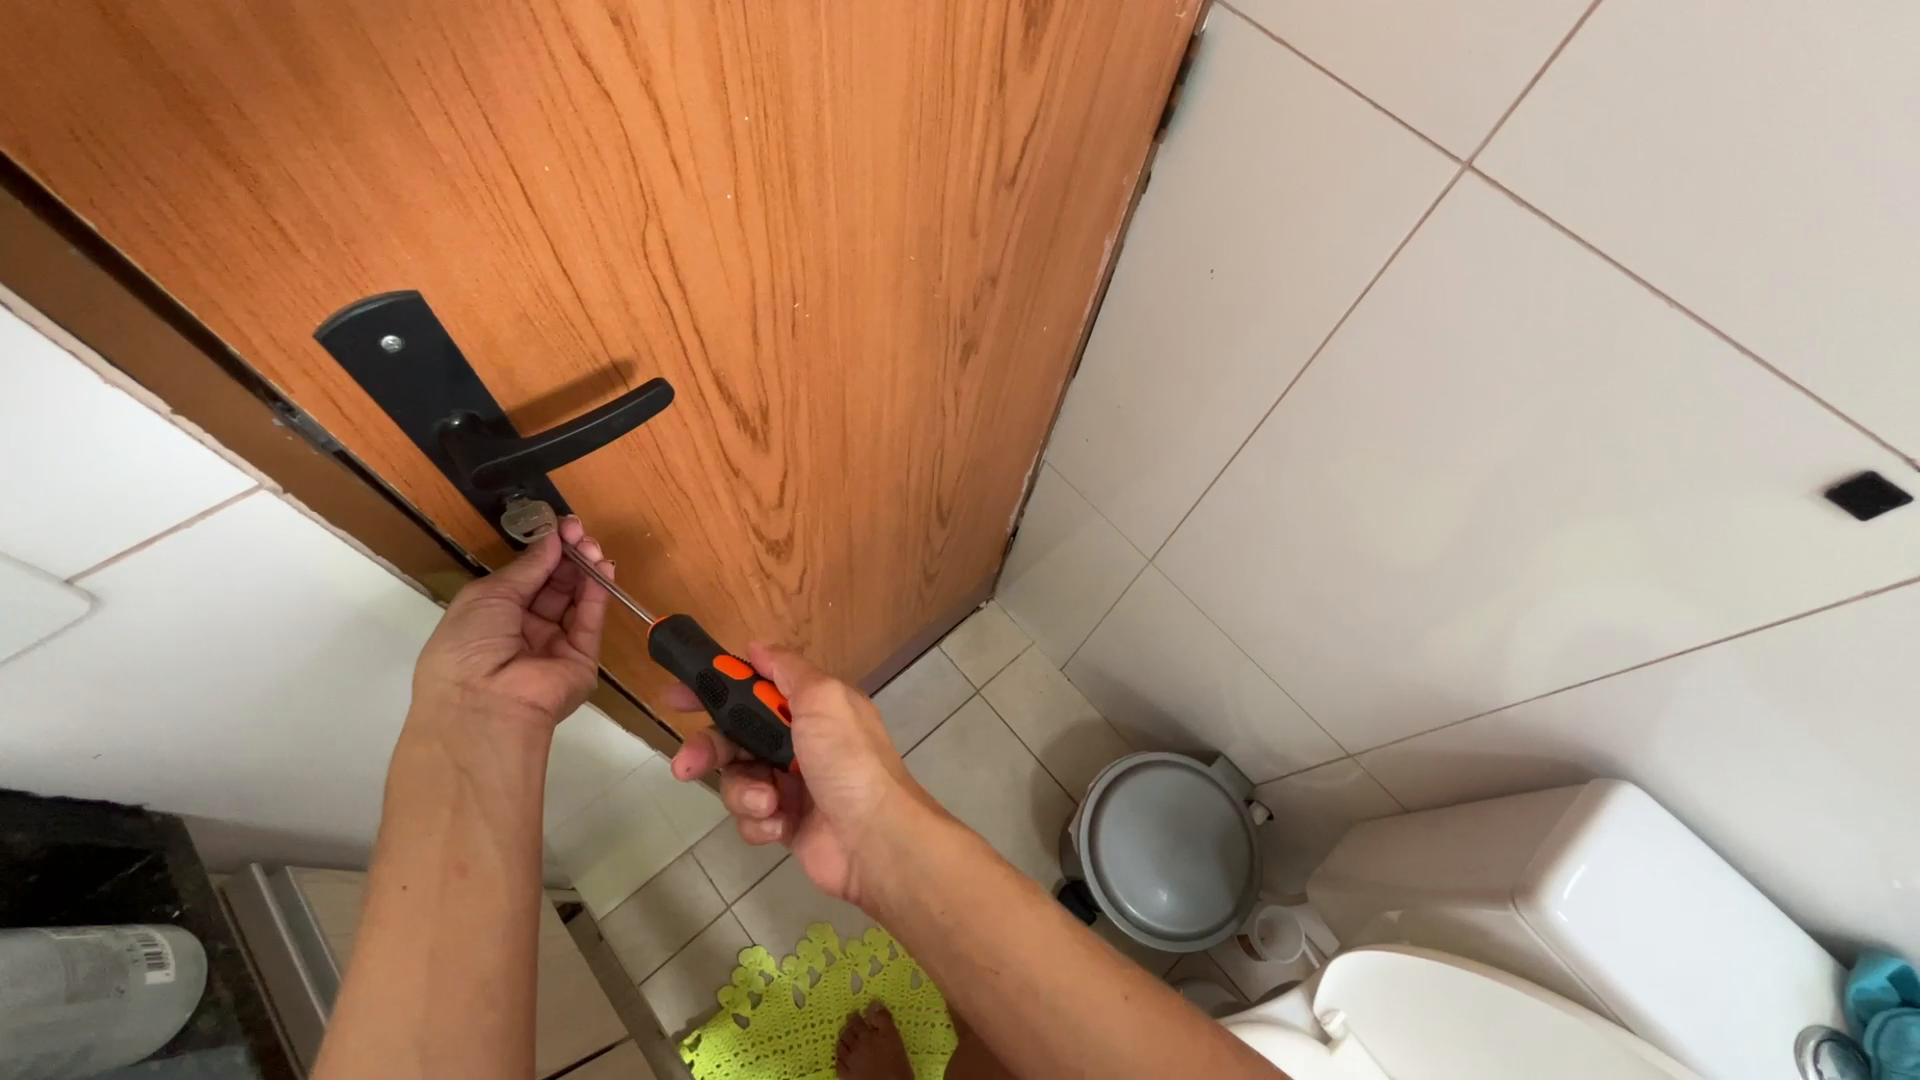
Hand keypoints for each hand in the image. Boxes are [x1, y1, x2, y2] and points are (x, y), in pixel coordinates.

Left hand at [411, 517, 612, 730]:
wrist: (486, 704)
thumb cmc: (469, 646)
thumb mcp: (488, 596)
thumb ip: (527, 568)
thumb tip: (551, 540)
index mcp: (491, 616)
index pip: (525, 578)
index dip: (543, 552)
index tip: (560, 526)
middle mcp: (524, 629)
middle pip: (553, 586)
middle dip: (568, 556)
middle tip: (580, 531)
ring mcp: (555, 644)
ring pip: (575, 600)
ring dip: (585, 570)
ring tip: (593, 546)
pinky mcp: (582, 657)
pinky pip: (590, 620)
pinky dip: (598, 593)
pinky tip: (603, 569)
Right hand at [669, 645, 937, 908]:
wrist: (874, 837)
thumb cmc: (847, 759)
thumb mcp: (823, 698)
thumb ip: (787, 669)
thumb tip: (758, 646)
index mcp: (813, 706)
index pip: (754, 687)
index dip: (716, 688)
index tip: (677, 695)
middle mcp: (801, 740)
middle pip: (735, 736)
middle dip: (710, 750)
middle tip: (687, 765)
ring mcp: (793, 783)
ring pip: (738, 779)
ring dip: (745, 791)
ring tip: (769, 801)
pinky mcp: (786, 822)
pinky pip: (751, 816)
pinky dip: (761, 821)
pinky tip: (782, 825)